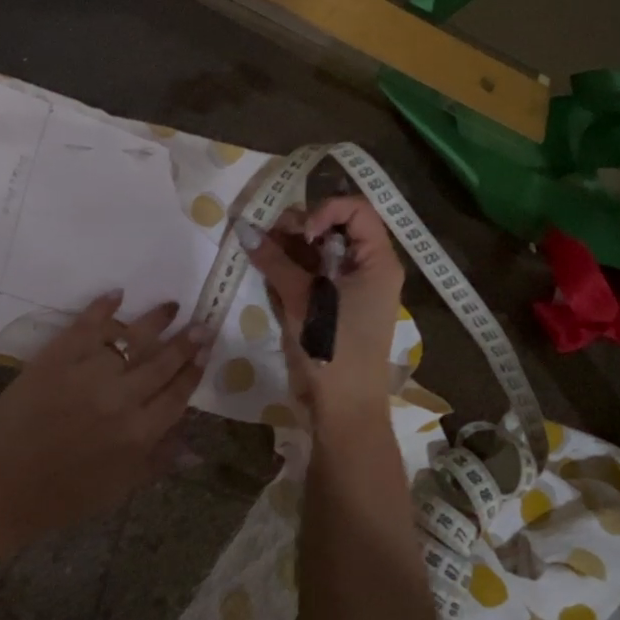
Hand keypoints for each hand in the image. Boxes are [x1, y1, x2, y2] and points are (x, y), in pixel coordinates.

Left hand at [0, 292, 211, 548]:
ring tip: (171, 306)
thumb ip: (157, 462)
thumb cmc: (62, 494)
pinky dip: (103, 308)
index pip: (176, 395)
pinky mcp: (56, 357)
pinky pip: (86, 326)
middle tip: (202, 323)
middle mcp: (120, 399)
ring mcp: (88, 374)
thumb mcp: (119, 488)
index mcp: (139, 435)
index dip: (193, 371)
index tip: (207, 350)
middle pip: (161, 363)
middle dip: (185, 342)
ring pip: (130, 339)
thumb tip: (196, 447)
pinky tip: (118, 294)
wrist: (2, 482)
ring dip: (154, 321)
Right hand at [238, 197, 404, 425]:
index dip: (324, 210)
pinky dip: (288, 267)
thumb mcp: (303, 299)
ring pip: (317, 249)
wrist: (345, 409)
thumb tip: (242, 228)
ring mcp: (348, 286)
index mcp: (376, 262)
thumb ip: (274, 259)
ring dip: (287, 246)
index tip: (302, 234)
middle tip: (268, 239)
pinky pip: (310, 272)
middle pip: (333, 226)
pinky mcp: (331, 304)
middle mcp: (366, 268)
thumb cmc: (335, 348)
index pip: (356, 210)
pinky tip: (267, 270)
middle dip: (297, 227)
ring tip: (260, 252)